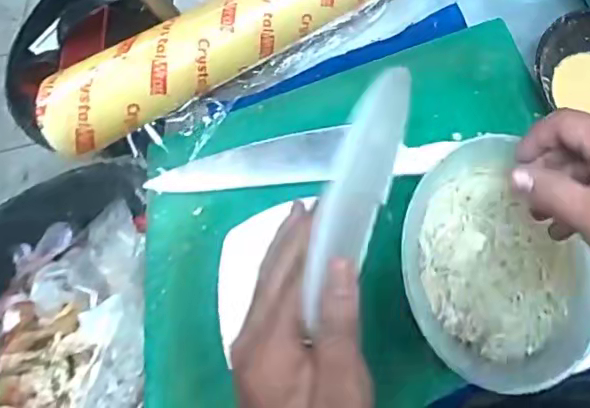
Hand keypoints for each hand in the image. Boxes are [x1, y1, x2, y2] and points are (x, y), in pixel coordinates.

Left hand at [232, 202, 373, 407]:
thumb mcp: (343, 390)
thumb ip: (338, 325)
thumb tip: (337, 259)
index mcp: (266, 345)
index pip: (291, 274)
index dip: (311, 236)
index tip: (330, 204)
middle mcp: (247, 340)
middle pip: (271, 274)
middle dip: (293, 235)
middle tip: (316, 201)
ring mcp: (246, 350)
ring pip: (264, 283)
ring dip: (284, 247)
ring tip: (300, 217)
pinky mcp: (253, 359)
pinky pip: (265, 299)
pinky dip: (280, 271)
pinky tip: (290, 261)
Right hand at [511, 111, 589, 308]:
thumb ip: (549, 190)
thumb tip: (513, 173)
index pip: (561, 122)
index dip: (533, 141)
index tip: (516, 170)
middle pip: (570, 144)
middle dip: (544, 170)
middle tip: (525, 199)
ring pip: (581, 168)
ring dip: (558, 189)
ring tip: (539, 218)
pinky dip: (577, 201)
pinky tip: (564, 230)